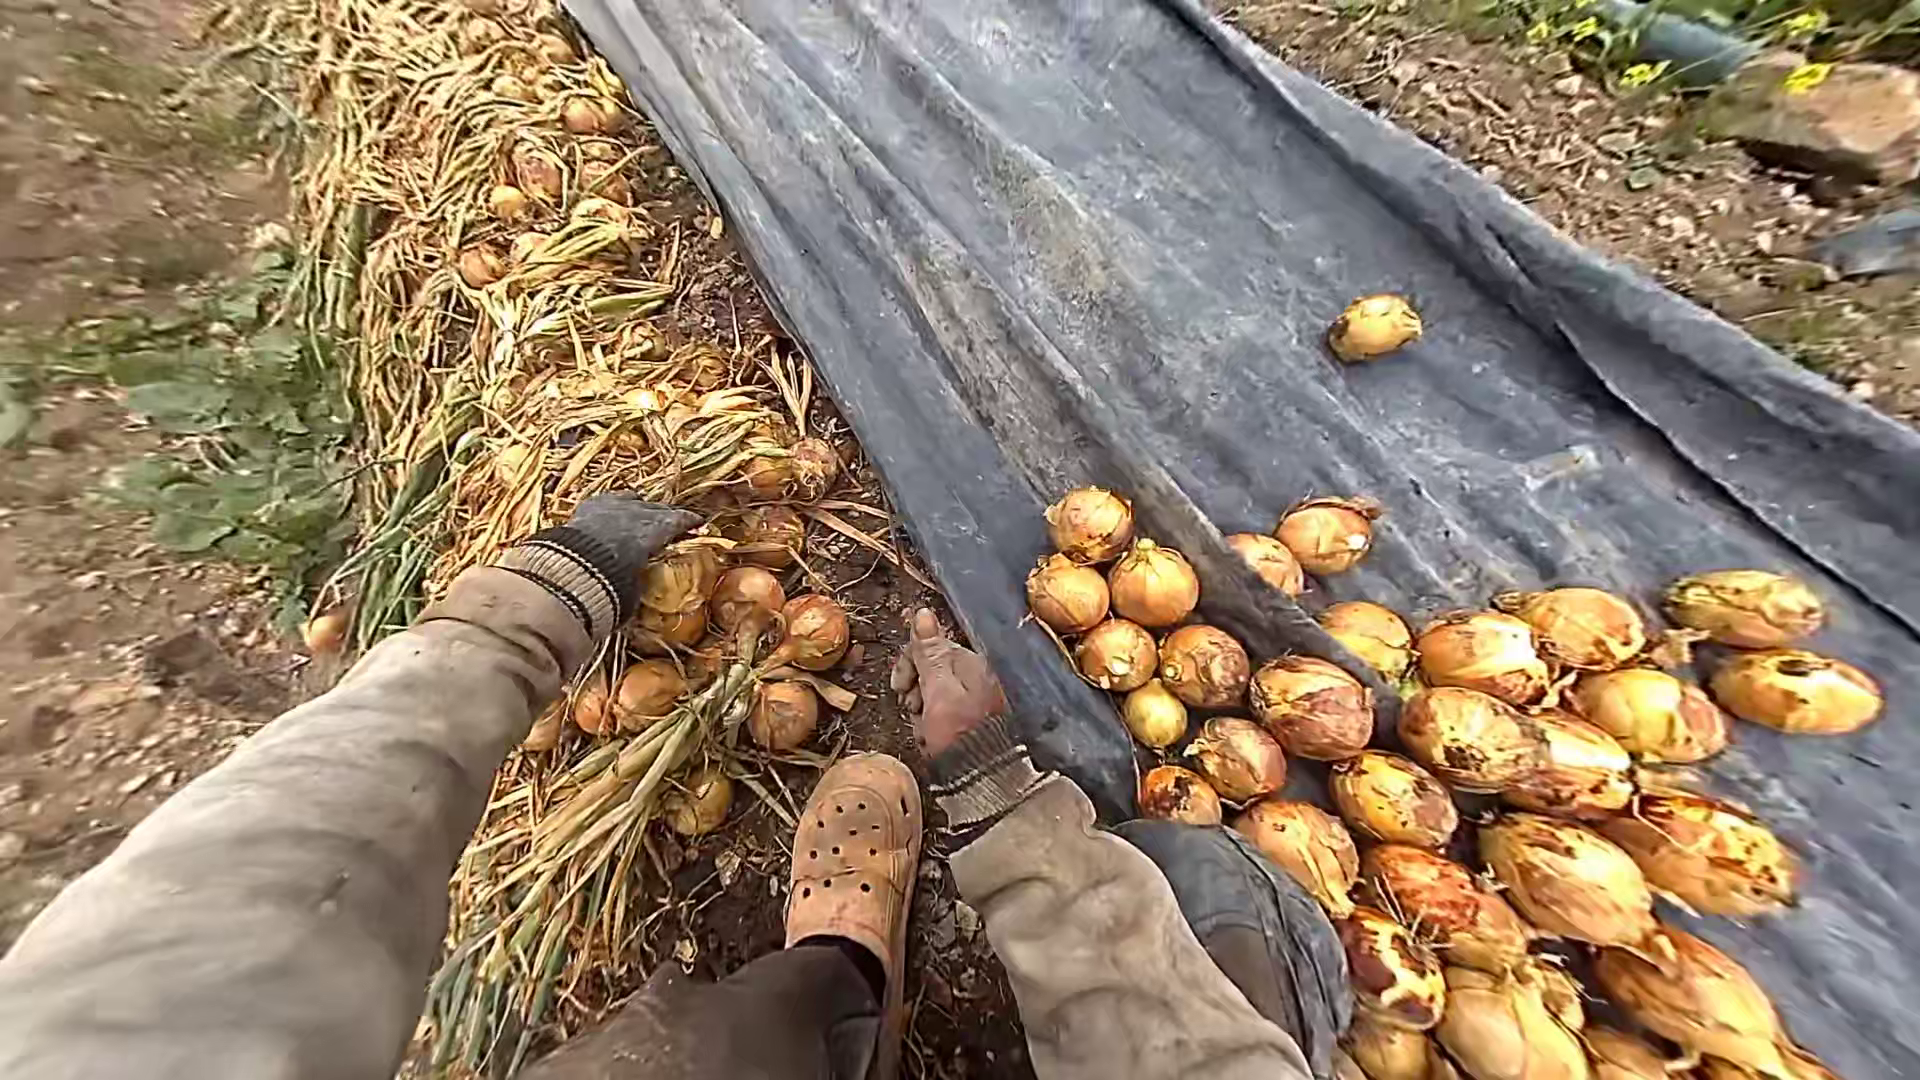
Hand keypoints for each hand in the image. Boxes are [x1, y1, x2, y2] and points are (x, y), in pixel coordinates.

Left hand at [567, 493, 701, 578]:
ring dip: (641, 506)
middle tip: (673, 521)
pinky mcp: (589, 506)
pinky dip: (614, 504)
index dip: (691, 522)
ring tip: (643, 512)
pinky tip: (613, 509)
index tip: (700, 523)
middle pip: (659, 508)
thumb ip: (645, 582)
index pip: (681, 520)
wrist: (568, 569)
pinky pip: (608, 499)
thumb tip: (649, 587)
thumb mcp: (636, 590)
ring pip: (634, 499)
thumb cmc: (610, 582)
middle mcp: (638, 513)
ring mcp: (613, 506)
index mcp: (656, 530)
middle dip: (667, 514)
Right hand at [889, 608, 1006, 757]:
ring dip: (922, 711)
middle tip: (911, 709)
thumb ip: (929, 652)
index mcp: (971, 662)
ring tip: (925, 731)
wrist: (983, 779)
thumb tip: (923, 613)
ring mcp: (977, 698)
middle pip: (933, 670)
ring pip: (936, 694)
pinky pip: (945, 713)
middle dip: (915, 690)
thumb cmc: (959, 732)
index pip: (931, 647)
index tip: (898, 687)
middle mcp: (978, 675)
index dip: (908, 665)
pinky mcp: (974, 720)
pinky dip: (934, 725)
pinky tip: (933, 739)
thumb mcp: (937, 688)